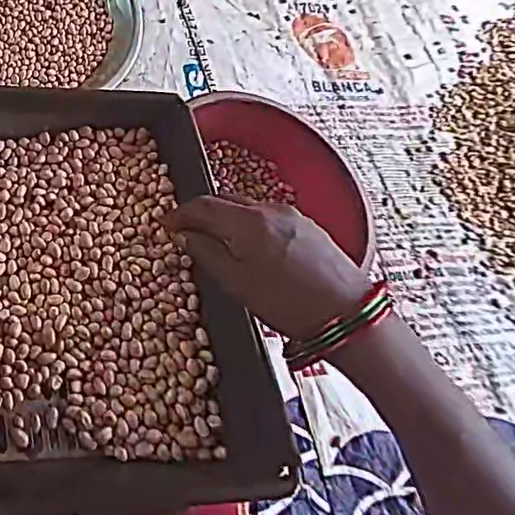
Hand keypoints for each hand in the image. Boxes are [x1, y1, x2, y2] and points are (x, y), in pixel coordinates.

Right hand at [167, 195, 370, 339]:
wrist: (347, 314)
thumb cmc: (288, 303)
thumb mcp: (235, 282)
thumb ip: (205, 252)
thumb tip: (185, 235)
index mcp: (248, 222)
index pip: (202, 205)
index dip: (180, 213)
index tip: (167, 223)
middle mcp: (269, 210)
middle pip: (223, 200)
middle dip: (201, 213)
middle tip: (186, 231)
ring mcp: (292, 215)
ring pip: (245, 207)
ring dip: (225, 218)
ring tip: (215, 241)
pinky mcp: (307, 225)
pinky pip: (266, 216)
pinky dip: (247, 224)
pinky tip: (246, 246)